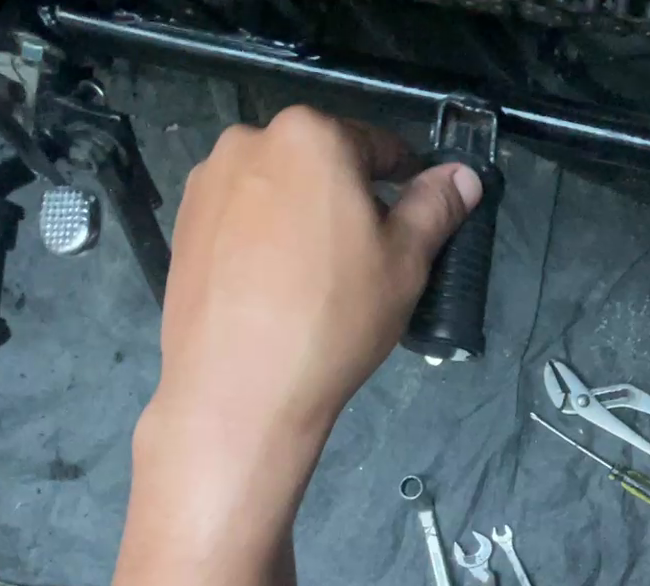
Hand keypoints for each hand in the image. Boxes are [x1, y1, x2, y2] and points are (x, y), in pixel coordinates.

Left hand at [137, 107, 481, 523]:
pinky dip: (269, 241)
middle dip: (352, 203)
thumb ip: (436, 208)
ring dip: (309, 220)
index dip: (407, 184)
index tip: (416, 225)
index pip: (379, 146)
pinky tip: (280, 291)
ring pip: (282, 191)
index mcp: (313, 137)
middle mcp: (251, 140)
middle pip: (324, 165)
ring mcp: (209, 181)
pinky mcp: (185, 223)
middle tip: (369, 263)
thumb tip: (465, 176)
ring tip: (322, 283)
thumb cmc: (338, 315)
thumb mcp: (406, 263)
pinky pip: (245, 219)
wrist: (243, 385)